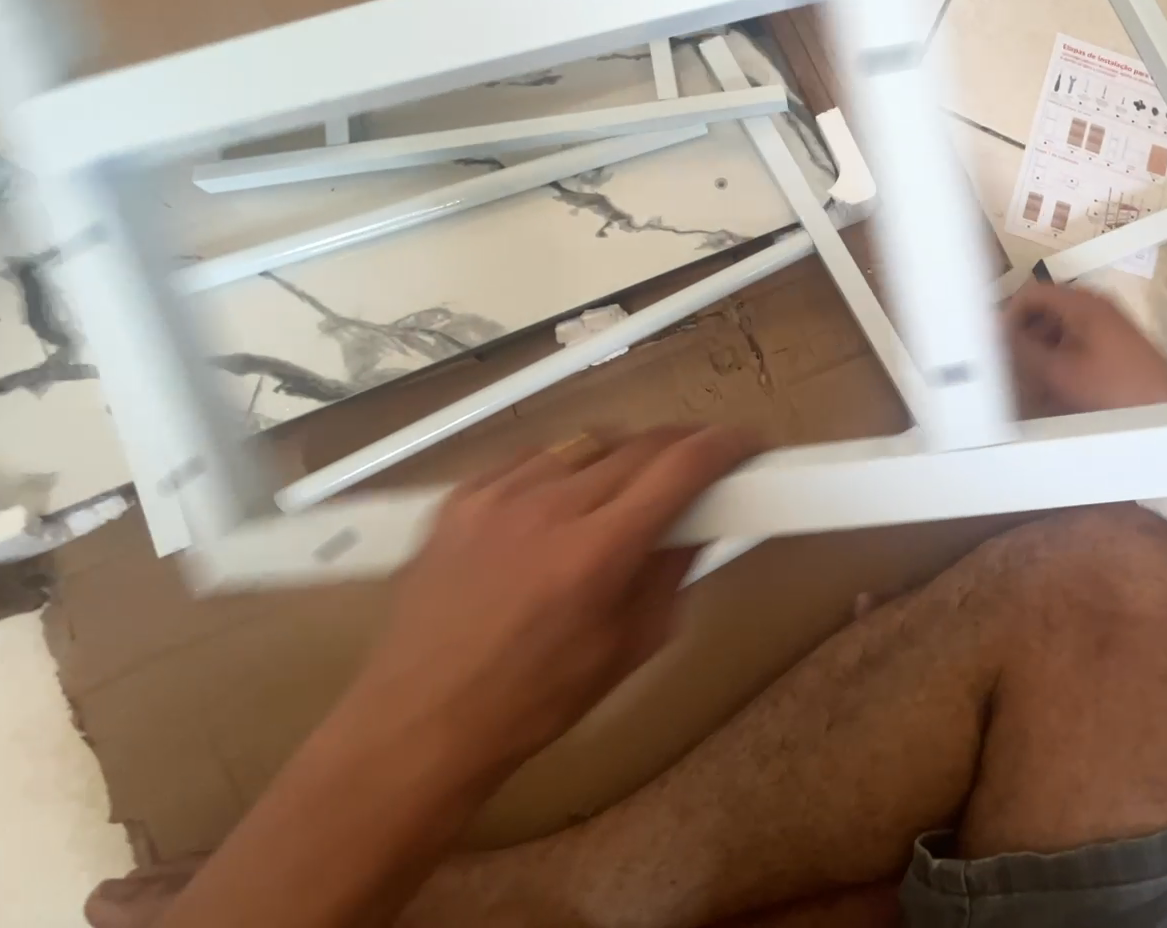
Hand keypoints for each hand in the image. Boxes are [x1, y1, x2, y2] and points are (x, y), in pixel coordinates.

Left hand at [339, 426, 760, 783]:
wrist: (419, 725)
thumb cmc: (539, 698)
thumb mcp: (632, 645)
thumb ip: (671, 571)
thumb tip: (699, 522)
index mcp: (598, 552)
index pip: (681, 467)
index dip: (725, 445)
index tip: (747, 443)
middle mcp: (548, 508)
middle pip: (640, 443)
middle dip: (683, 446)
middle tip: (700, 466)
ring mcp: (496, 497)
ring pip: (589, 441)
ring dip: (626, 454)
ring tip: (632, 486)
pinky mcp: (457, 499)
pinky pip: (533, 458)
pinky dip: (566, 466)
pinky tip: (566, 498)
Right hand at [1005, 282, 1166, 415]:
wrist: (1166, 410)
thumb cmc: (1116, 387)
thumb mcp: (1059, 370)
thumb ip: (1021, 349)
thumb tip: (992, 333)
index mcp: (1082, 302)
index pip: (1030, 294)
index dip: (1007, 316)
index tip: (994, 344)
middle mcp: (1094, 307)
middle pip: (1042, 313)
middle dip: (1023, 339)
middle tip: (1010, 368)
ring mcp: (1106, 326)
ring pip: (1056, 332)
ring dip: (1039, 355)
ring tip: (1030, 384)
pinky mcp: (1112, 346)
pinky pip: (1072, 346)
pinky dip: (1057, 363)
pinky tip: (1053, 389)